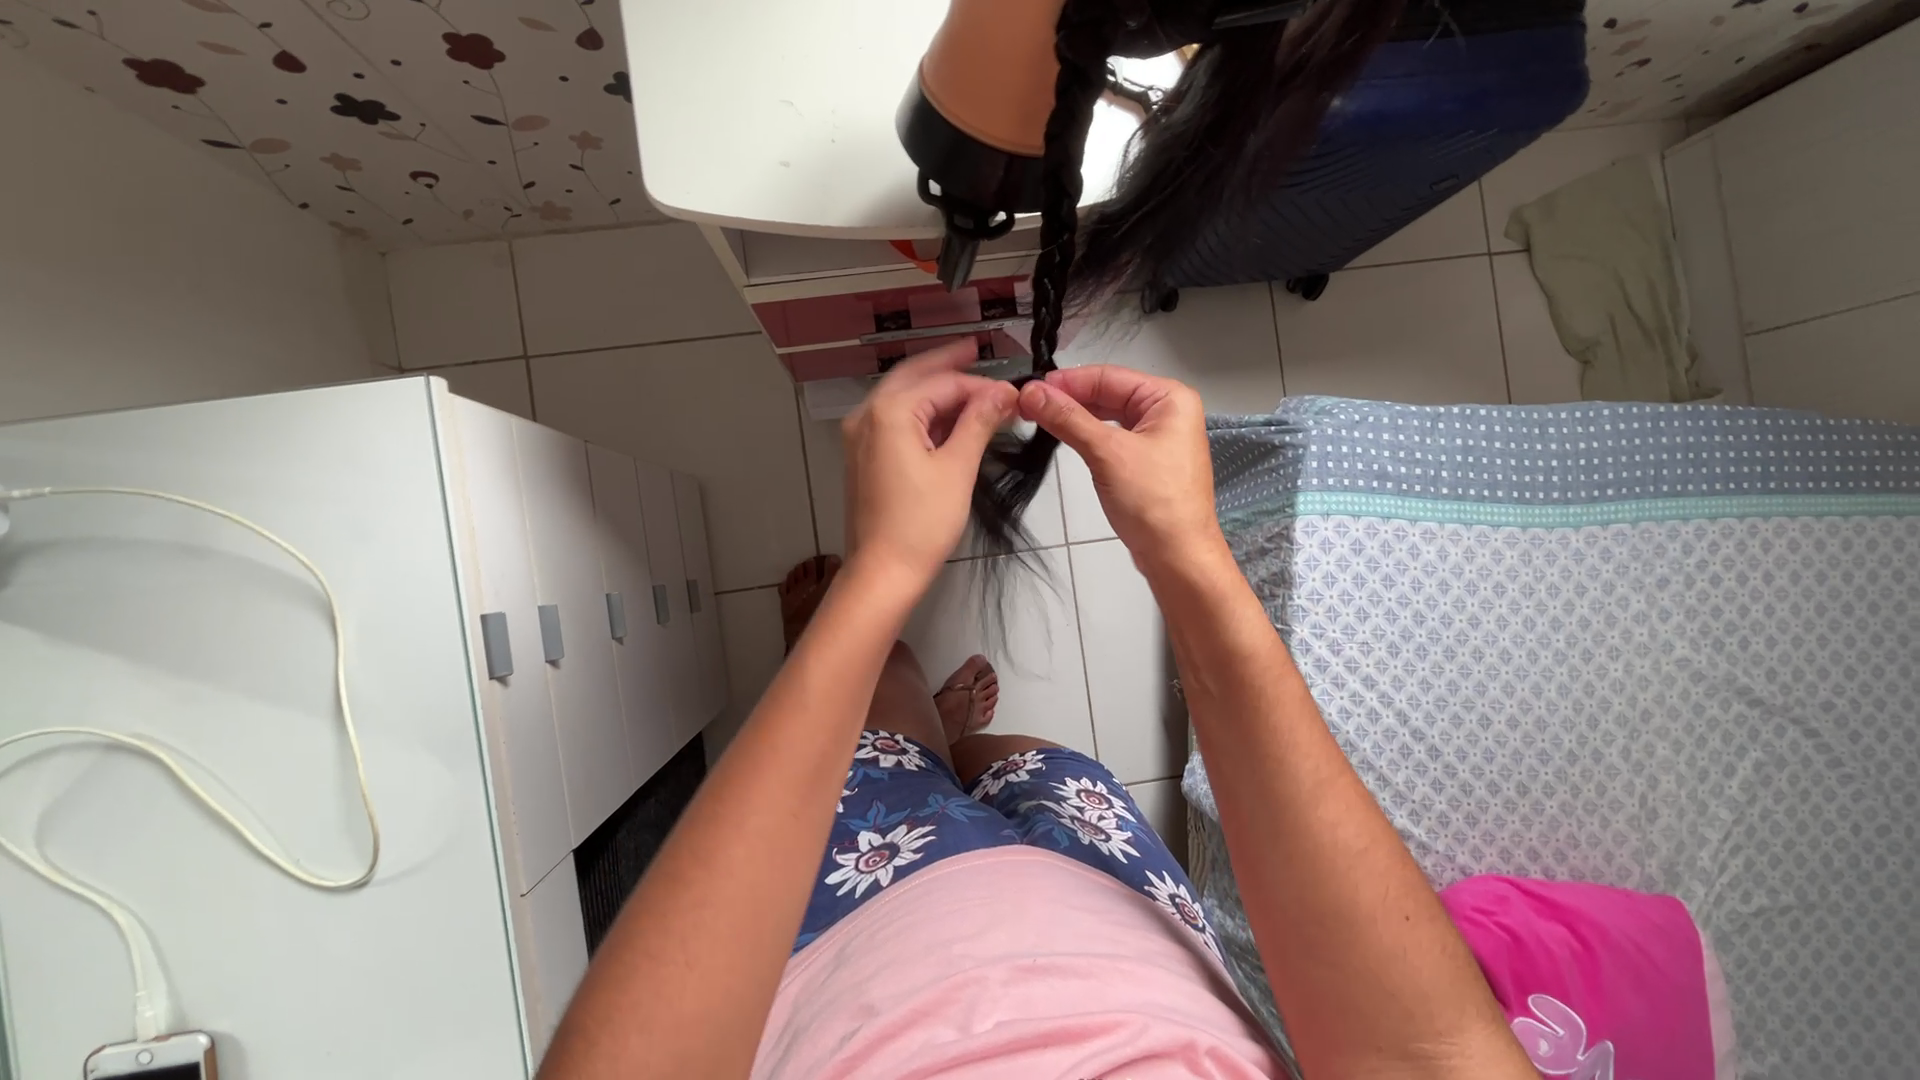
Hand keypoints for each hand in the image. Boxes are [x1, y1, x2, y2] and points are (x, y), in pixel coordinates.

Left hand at [842, 343, 1017, 586]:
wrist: (882, 572)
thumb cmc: (921, 523)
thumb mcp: (957, 468)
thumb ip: (979, 422)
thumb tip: (1003, 393)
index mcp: (889, 412)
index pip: (943, 383)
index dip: (981, 385)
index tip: (1012, 393)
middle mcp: (867, 415)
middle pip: (914, 378)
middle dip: (948, 367)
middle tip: (978, 351)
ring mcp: (860, 437)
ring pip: (903, 400)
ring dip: (936, 393)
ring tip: (972, 390)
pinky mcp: (864, 458)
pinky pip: (895, 423)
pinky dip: (922, 416)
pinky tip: (948, 422)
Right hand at [1017, 365, 1226, 574]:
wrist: (1178, 556)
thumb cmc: (1155, 503)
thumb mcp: (1107, 453)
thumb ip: (1068, 419)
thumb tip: (1032, 393)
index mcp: (1169, 399)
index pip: (1109, 376)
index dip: (1067, 381)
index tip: (1031, 388)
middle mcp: (1168, 413)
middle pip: (1109, 393)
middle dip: (1069, 399)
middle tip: (1028, 405)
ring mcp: (1159, 439)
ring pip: (1109, 417)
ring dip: (1076, 418)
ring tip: (1039, 419)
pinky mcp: (1147, 463)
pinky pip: (1113, 439)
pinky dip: (1088, 437)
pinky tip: (1065, 438)